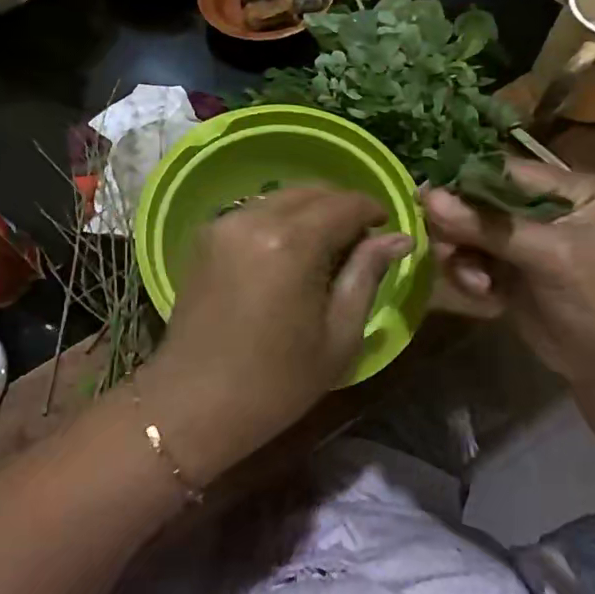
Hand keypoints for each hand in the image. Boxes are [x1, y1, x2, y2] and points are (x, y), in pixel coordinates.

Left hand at [134, 187, 412, 481]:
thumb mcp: (338, 335)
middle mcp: (252, 219)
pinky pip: (251, 212)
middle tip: (360, 242)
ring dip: (308, 211)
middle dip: (341, 207)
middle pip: (310, 192)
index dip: (373, 210)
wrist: (194, 400)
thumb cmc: (276, 381)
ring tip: (325, 249)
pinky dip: (277, 220)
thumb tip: (400, 238)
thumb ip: (366, 275)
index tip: (388, 230)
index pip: (345, 204)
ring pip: (278, 198)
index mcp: (290, 242)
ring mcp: (221, 224)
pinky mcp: (203, 237)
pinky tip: (287, 254)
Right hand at [423, 160, 594, 381]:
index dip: (463, 182)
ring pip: (469, 231)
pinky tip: (483, 295)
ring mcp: (528, 243)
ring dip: (462, 255)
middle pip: (480, 201)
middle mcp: (548, 210)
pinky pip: (471, 259)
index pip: (505, 171)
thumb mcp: (551, 257)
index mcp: (575, 191)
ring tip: (475, 283)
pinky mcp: (511, 272)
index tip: (424, 198)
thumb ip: (488, 225)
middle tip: (448, 249)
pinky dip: (468, 274)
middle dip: (460, 226)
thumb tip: (425, 196)